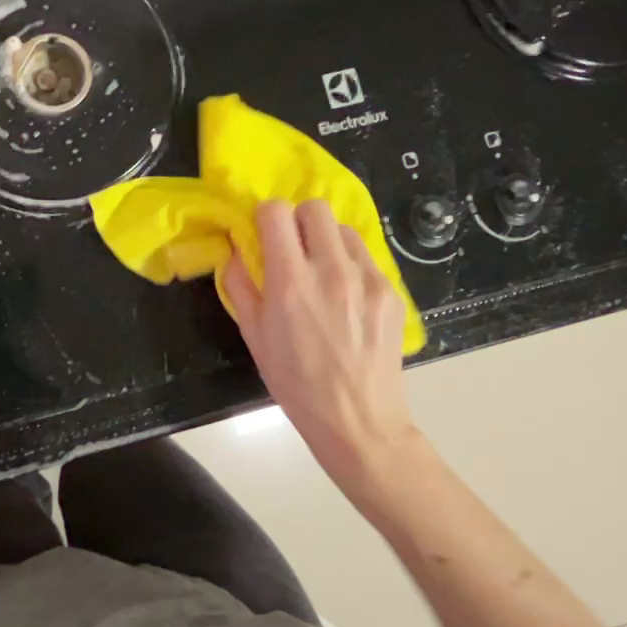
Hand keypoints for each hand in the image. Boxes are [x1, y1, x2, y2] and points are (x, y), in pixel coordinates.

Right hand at [223, 199, 416, 488]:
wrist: (356, 419)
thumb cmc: (294, 381)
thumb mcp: (253, 334)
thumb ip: (240, 283)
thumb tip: (235, 248)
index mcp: (290, 282)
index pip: (276, 212)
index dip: (264, 217)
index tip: (262, 235)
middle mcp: (331, 271)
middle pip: (314, 208)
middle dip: (297, 221)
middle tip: (292, 248)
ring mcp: (367, 279)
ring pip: (343, 229)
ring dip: (326, 240)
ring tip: (322, 272)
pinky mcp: (390, 291)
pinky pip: (366, 257)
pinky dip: (350, 264)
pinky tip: (346, 296)